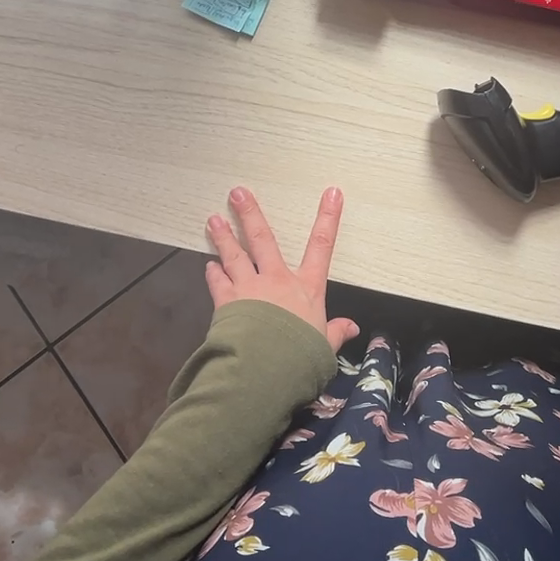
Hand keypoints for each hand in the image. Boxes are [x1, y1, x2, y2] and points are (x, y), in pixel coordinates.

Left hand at [205, 186, 360, 351]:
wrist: (264, 367)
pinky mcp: (227, 302)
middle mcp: (277, 280)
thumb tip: (351, 327)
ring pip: (234, 255)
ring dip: (224, 237)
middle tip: (238, 193)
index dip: (328, 218)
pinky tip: (208, 266)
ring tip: (213, 219)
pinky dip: (213, 273)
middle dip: (251, 214)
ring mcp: (249, 288)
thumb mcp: (324, 346)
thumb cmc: (298, 356)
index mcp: (306, 288)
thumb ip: (335, 332)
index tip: (331, 194)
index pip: (322, 246)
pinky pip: (218, 282)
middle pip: (263, 240)